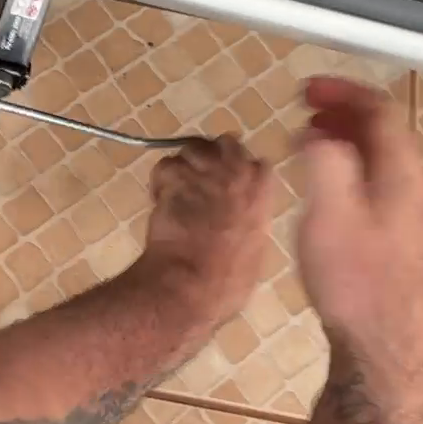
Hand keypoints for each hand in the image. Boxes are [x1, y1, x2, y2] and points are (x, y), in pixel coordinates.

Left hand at [131, 135, 271, 332]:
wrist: (192, 279)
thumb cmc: (228, 276)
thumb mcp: (254, 246)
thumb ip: (249, 220)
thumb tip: (239, 218)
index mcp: (262, 192)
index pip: (254, 162)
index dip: (236, 170)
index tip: (226, 183)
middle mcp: (236, 172)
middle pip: (222, 144)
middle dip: (208, 157)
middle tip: (196, 180)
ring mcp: (204, 171)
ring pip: (189, 150)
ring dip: (181, 168)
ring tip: (175, 193)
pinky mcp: (174, 177)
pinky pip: (165, 166)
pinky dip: (160, 181)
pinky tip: (159, 201)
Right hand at [296, 77, 422, 394]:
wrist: (381, 346)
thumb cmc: (353, 279)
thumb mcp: (330, 215)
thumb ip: (326, 164)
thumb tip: (321, 134)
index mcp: (401, 177)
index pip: (381, 113)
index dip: (345, 92)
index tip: (305, 89)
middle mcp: (412, 190)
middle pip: (385, 133)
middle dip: (343, 111)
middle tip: (302, 108)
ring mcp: (408, 216)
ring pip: (380, 160)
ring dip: (344, 139)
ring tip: (305, 140)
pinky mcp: (397, 239)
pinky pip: (374, 183)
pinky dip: (347, 167)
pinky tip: (323, 187)